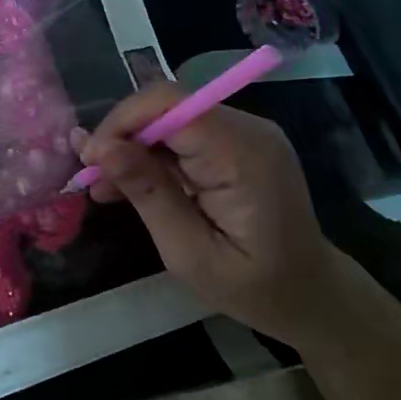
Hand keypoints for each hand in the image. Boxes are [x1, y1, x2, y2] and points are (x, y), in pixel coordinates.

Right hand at [75, 83, 347, 344]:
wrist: (310, 295)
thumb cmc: (253, 287)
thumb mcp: (188, 252)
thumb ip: (148, 193)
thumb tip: (99, 148)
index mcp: (242, 155)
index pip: (170, 104)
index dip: (122, 122)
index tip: (91, 162)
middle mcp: (247, 130)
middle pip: (165, 107)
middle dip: (121, 137)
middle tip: (91, 180)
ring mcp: (244, 134)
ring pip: (167, 119)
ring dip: (131, 150)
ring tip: (104, 190)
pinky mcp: (236, 144)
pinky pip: (181, 135)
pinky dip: (150, 157)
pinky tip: (129, 187)